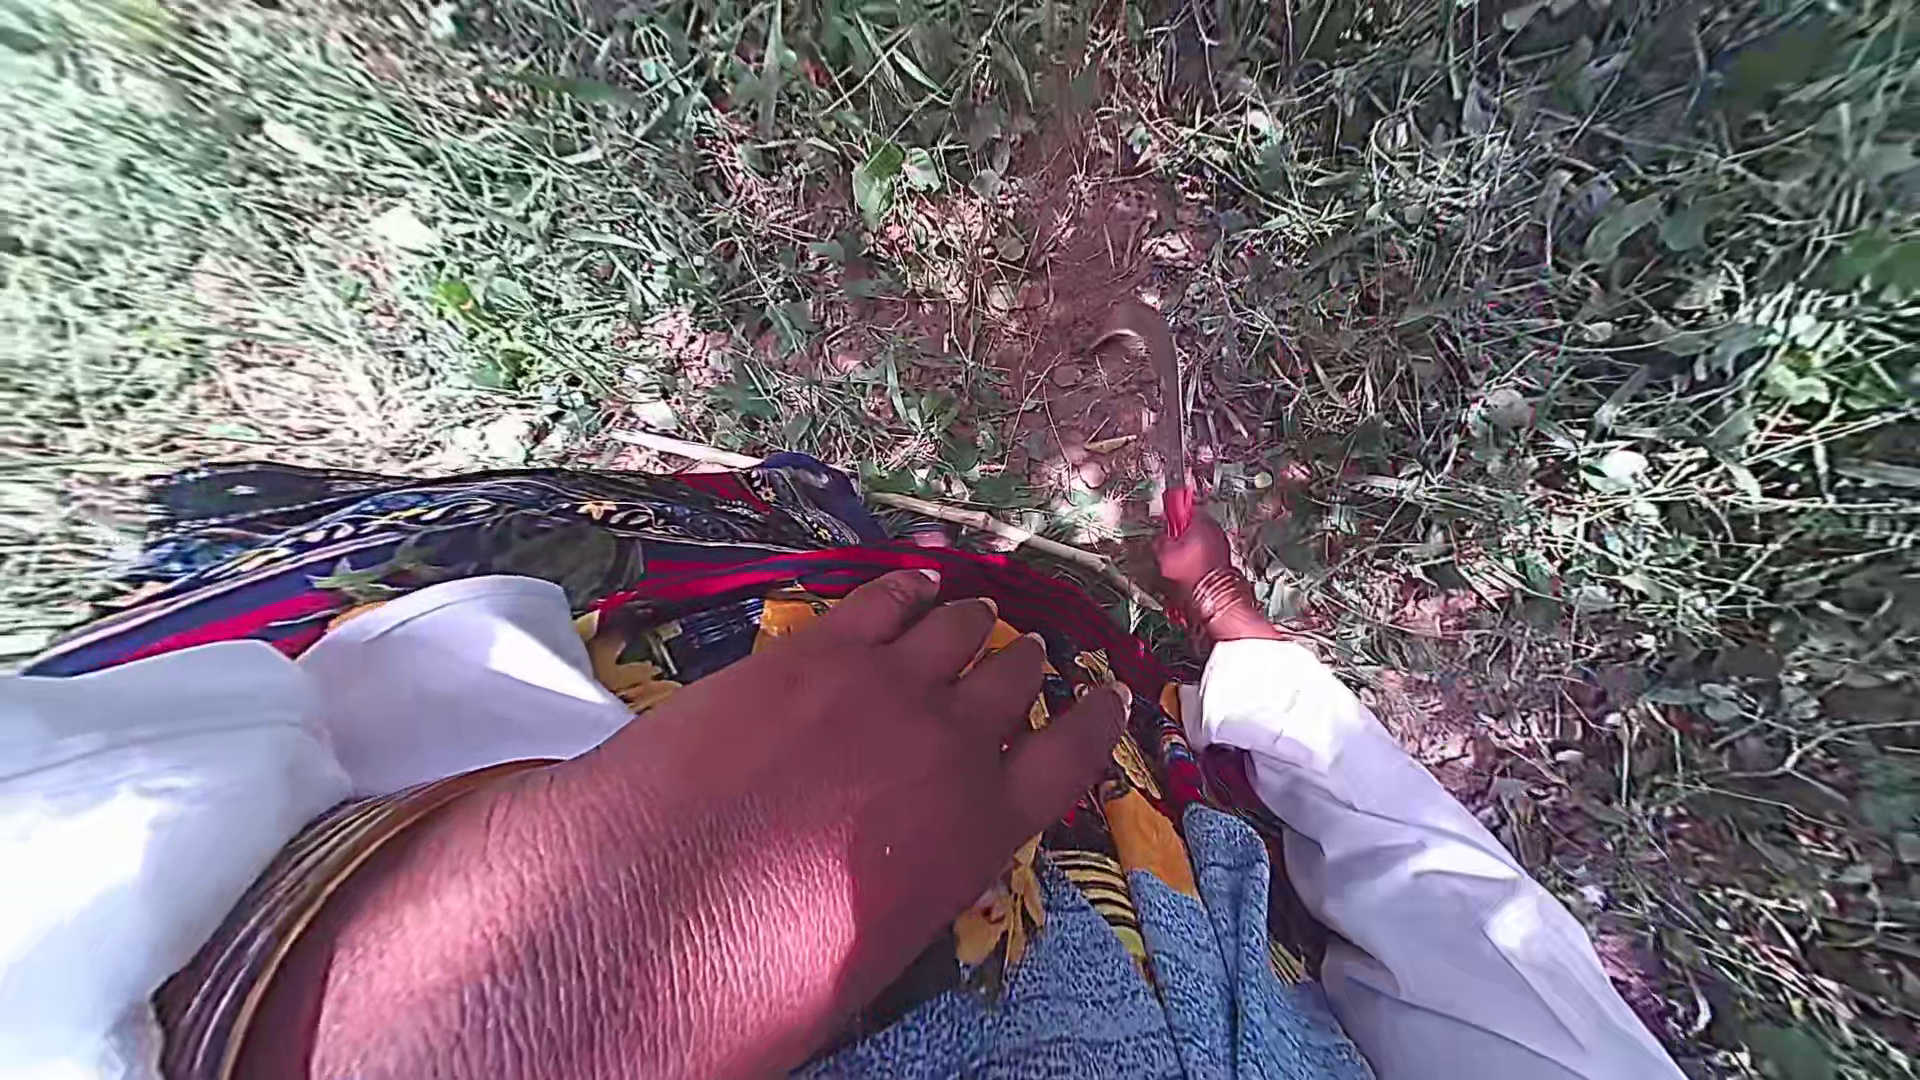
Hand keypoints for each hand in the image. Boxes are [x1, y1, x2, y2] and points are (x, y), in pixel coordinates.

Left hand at [245, 569, 1127, 1079]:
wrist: (618, 925)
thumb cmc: (750, 977)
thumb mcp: (878, 949)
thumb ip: (931, 865)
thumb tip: (940, 824)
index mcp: (971, 829)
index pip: (1070, 758)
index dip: (1094, 720)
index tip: (1106, 695)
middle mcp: (943, 741)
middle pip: (1011, 677)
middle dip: (1022, 666)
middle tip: (1020, 657)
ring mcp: (878, 684)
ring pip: (957, 626)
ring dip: (971, 620)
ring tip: (971, 613)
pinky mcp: (812, 650)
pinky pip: (884, 599)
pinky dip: (910, 588)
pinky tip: (917, 582)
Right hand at [1154, 517, 1285, 646]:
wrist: (1212, 601)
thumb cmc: (1194, 576)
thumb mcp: (1163, 553)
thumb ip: (1160, 540)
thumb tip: (1160, 538)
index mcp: (1203, 523)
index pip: (1186, 509)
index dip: (1172, 513)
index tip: (1166, 517)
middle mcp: (1216, 534)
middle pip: (1193, 527)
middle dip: (1179, 535)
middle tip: (1166, 543)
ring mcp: (1222, 551)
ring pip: (1198, 544)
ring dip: (1186, 551)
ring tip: (1173, 563)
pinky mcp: (1222, 567)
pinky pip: (1203, 560)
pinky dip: (1194, 564)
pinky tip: (1183, 574)